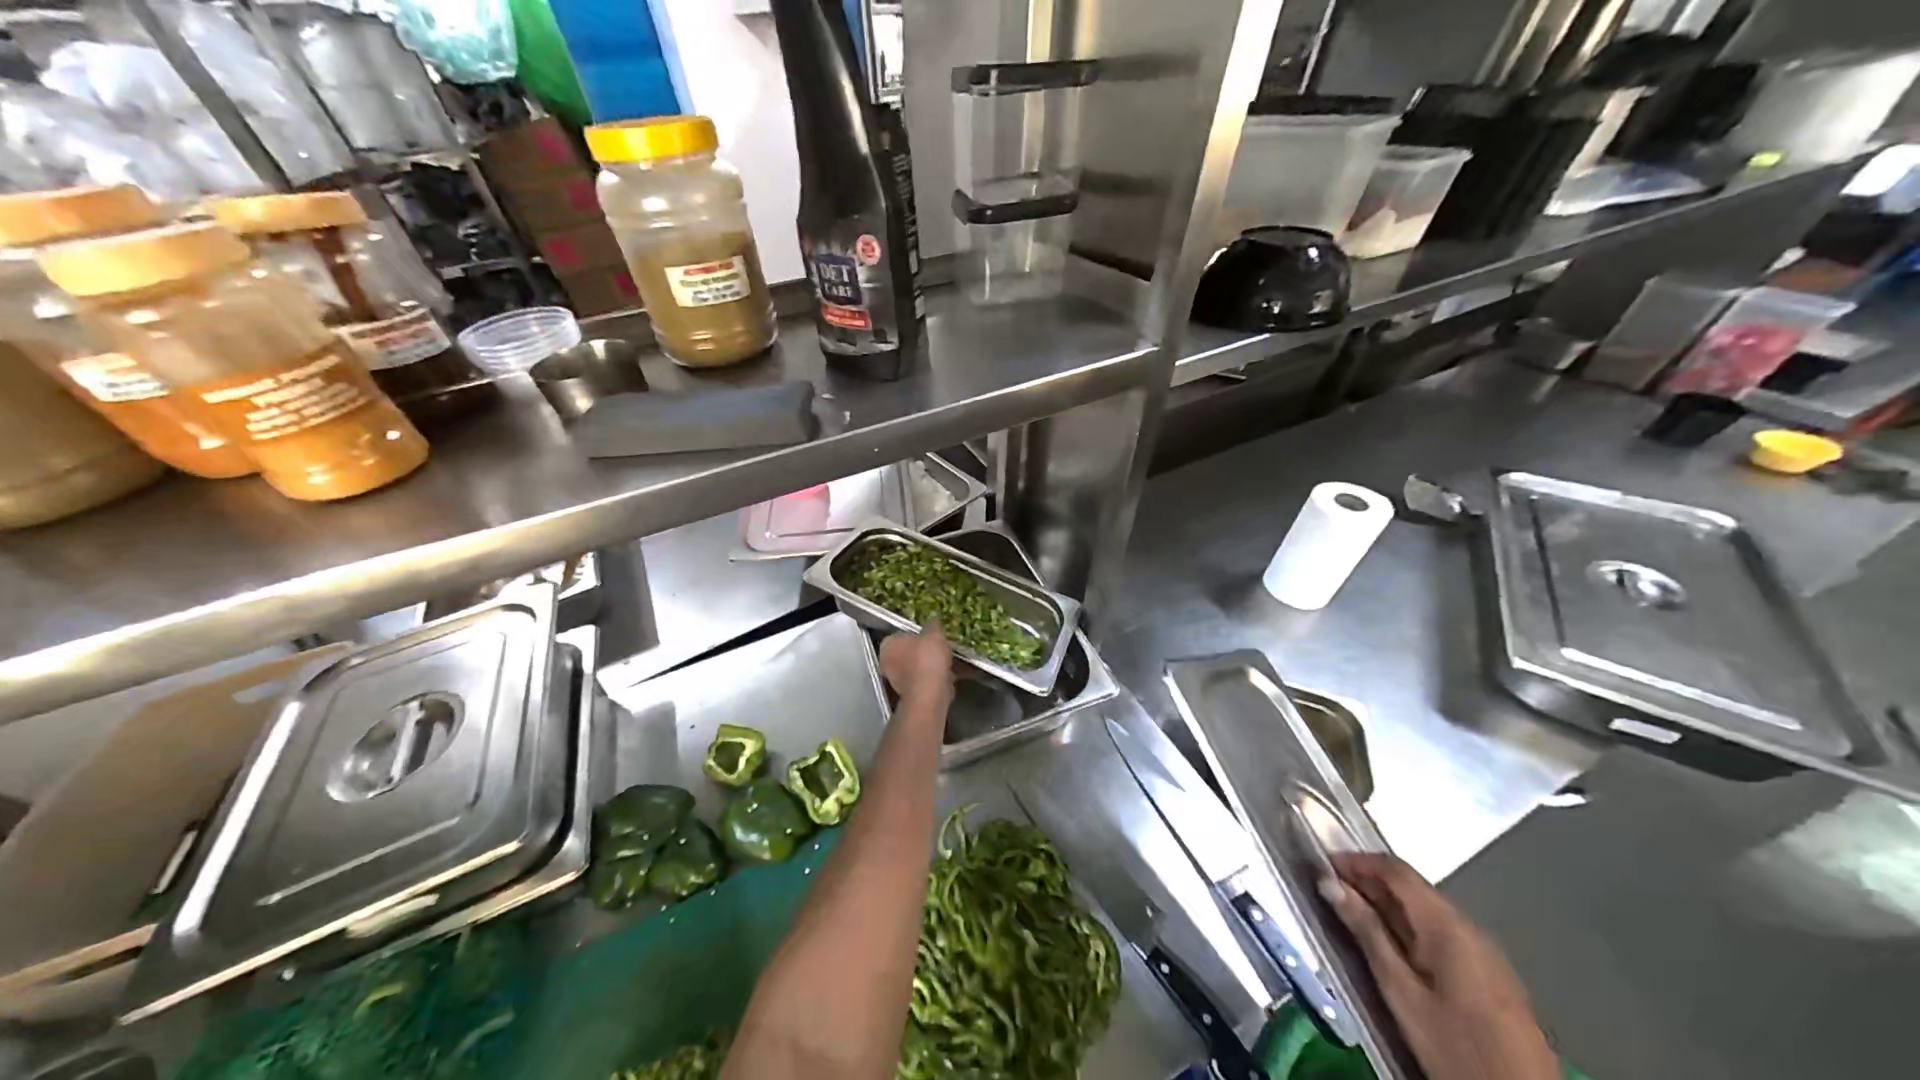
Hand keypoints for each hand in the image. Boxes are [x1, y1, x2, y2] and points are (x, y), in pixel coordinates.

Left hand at [879, 622, 952, 706]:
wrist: (929, 693)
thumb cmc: (927, 658)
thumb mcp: (934, 633)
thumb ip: (933, 625)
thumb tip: (933, 620)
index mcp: (888, 645)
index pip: (900, 635)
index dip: (916, 634)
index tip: (931, 635)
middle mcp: (887, 663)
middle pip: (908, 652)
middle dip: (924, 651)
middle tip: (941, 647)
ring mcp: (897, 681)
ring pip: (918, 668)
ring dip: (931, 665)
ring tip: (949, 661)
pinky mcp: (911, 694)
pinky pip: (925, 681)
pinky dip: (935, 678)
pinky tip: (950, 675)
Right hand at [1320, 853, 1558, 1079]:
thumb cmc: (1455, 1046)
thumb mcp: (1400, 991)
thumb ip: (1367, 932)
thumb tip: (1332, 886)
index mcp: (1446, 925)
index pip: (1397, 871)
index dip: (1357, 861)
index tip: (1323, 865)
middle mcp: (1468, 928)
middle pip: (1413, 888)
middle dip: (1368, 882)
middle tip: (1330, 891)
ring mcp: (1483, 951)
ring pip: (1425, 910)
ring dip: (1386, 905)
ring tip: (1352, 916)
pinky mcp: (1489, 973)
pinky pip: (1440, 932)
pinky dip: (1407, 926)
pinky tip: (1390, 946)